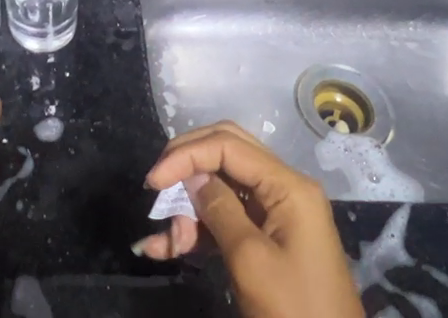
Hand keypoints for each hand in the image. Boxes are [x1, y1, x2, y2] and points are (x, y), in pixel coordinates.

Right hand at [133, 122, 362, 317]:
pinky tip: (167, 249)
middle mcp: (283, 187)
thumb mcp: (250, 260)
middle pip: (225, 152)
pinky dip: (197, 228)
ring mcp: (277, 212)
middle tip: (156, 189)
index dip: (185, 155)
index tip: (152, 182)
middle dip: (186, 168)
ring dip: (189, 207)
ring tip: (168, 243)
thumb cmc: (295, 311)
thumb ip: (219, 209)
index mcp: (288, 185)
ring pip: (221, 186)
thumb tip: (192, 176)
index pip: (227, 145)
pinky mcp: (268, 237)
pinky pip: (226, 217)